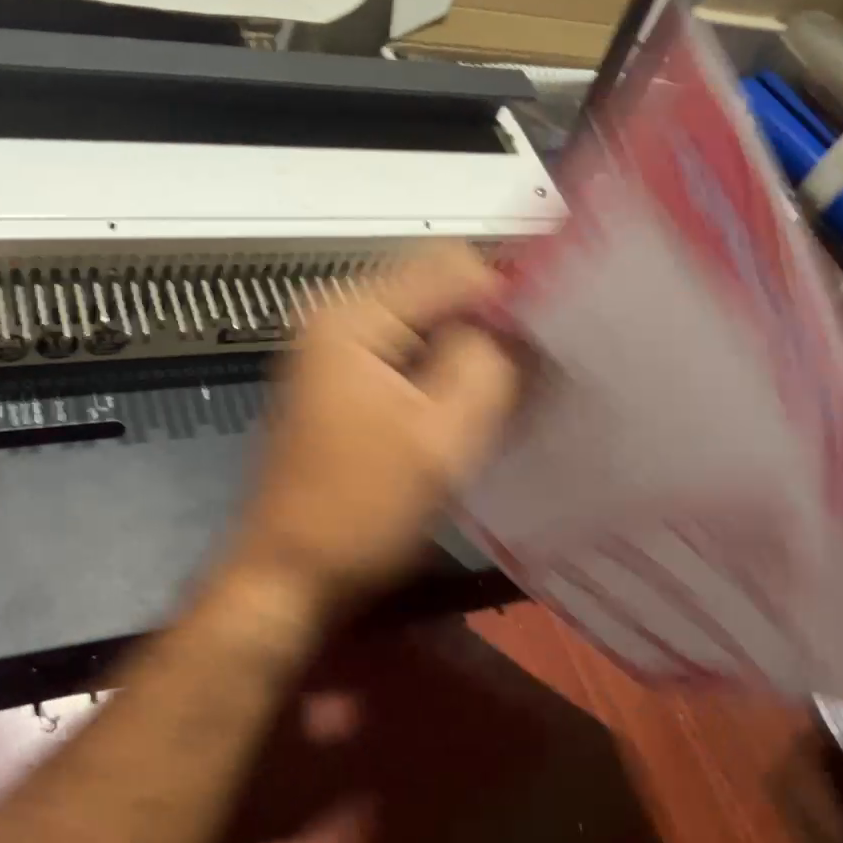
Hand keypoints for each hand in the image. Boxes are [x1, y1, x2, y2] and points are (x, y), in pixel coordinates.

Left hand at [227, 244, 519, 610]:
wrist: (287, 577)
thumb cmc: (359, 512)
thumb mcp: (442, 438)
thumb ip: (491, 363)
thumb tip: (521, 324)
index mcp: (351, 314)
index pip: (455, 265)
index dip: (510, 297)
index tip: (555, 345)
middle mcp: (335, 318)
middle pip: (438, 294)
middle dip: (491, 330)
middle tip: (538, 377)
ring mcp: (333, 354)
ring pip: (427, 331)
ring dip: (471, 359)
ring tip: (514, 400)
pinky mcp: (340, 389)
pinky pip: (407, 363)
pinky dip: (443, 381)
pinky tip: (472, 415)